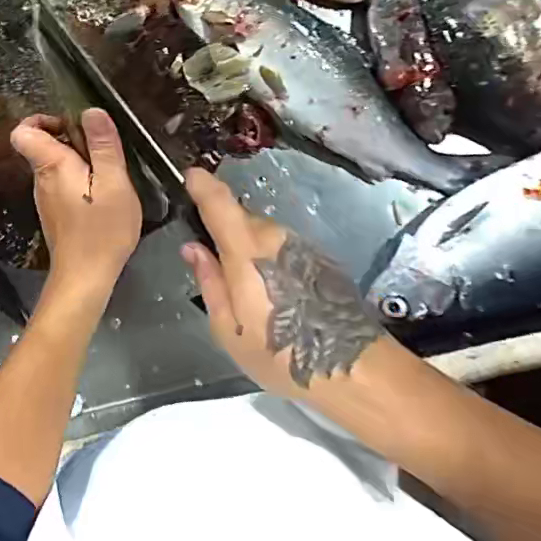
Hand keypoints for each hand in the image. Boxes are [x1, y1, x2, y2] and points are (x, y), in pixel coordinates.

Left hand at [11, 109, 142, 290]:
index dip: (42, 120)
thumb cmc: (101, 228)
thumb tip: (91, 111)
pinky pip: (63, 184)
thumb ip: (103, 146)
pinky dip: (80, 181)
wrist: (86, 277)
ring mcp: (46, 199)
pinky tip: (104, 196)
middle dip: (70, 139)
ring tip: (109, 173)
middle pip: (43, 146)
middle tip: (103, 149)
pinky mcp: (56, 214)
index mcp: (51, 165)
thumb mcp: (114, 182)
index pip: (23, 132)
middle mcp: (41, 180)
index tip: (71, 125)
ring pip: (56, 167)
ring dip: (79, 162)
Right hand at [179, 168, 385, 397]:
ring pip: (263, 234)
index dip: (202, 185)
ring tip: (250, 292)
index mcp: (246, 250)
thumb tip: (193, 249)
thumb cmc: (279, 352)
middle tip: (217, 268)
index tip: (190, 175)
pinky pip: (282, 248)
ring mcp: (300, 244)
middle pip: (241, 220)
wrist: (349, 365)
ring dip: (250, 251)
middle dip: (225, 234)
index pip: (219, 202)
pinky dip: (271, 260)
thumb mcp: (228, 327)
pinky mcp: (318, 256)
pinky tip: (276, 294)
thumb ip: (209, 281)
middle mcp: (274, 236)